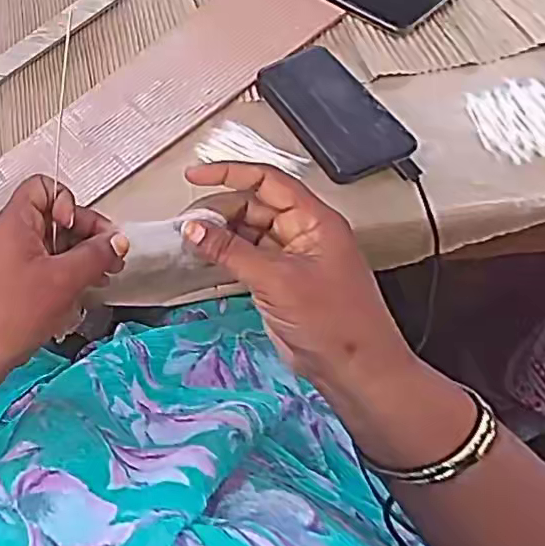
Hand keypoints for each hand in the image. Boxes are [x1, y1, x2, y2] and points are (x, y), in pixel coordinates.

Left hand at [0, 176, 128, 371]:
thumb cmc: (14, 311)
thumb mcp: (65, 278)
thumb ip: (96, 254)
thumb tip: (117, 242)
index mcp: (16, 221)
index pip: (43, 187)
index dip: (67, 201)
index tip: (76, 229)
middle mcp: (12, 233)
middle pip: (55, 215)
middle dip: (86, 232)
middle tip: (109, 254)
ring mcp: (13, 256)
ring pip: (54, 241)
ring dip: (82, 253)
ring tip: (104, 273)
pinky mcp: (16, 278)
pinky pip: (47, 262)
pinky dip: (69, 269)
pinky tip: (86, 286)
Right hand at [181, 163, 416, 389]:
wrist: (356, 372)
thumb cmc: (334, 323)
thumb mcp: (276, 280)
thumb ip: (230, 250)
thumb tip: (193, 228)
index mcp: (314, 221)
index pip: (267, 181)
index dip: (229, 173)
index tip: (196, 175)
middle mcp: (302, 232)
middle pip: (253, 205)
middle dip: (218, 209)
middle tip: (188, 223)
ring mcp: (290, 256)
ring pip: (246, 230)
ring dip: (218, 233)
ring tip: (191, 240)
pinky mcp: (279, 279)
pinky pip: (245, 255)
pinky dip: (223, 254)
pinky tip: (203, 257)